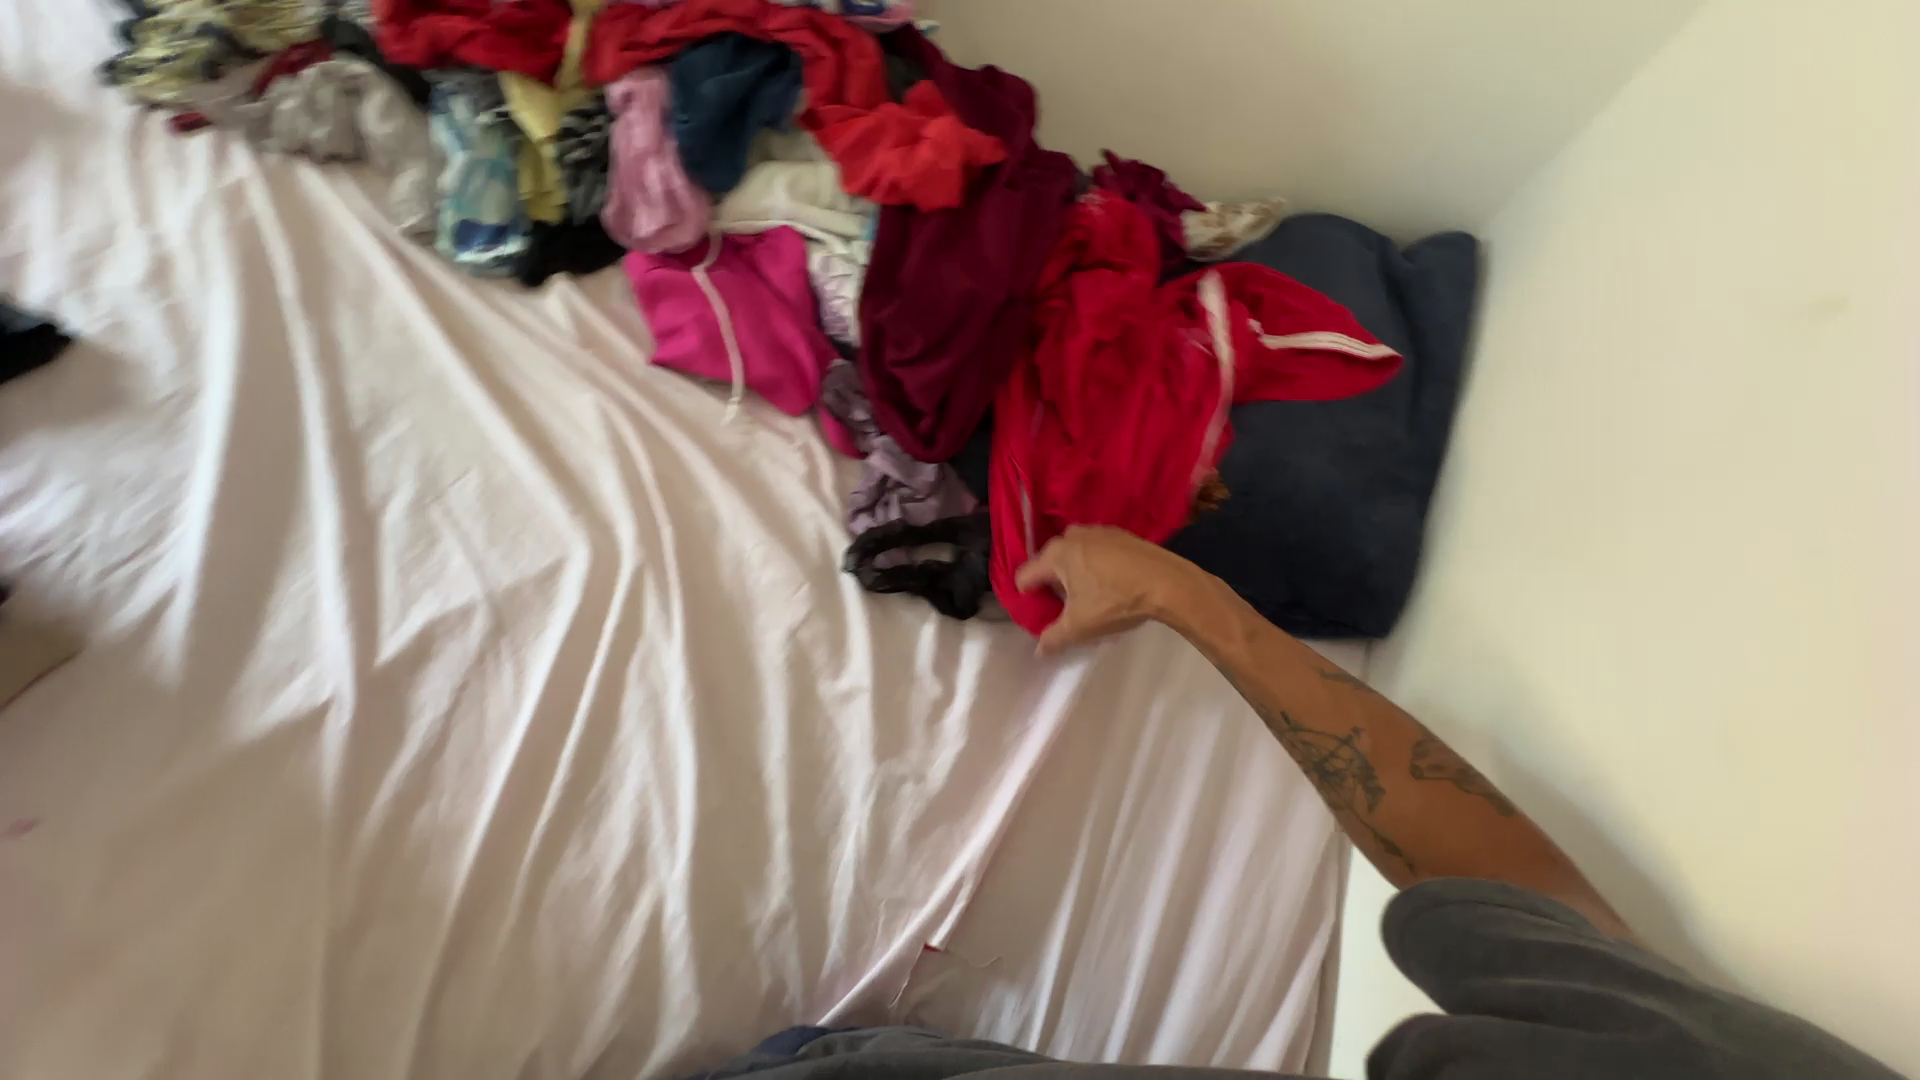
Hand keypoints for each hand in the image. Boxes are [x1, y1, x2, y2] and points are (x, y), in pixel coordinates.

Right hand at [1014, 526, 1209, 655]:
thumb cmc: (1116, 602)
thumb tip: (1038, 652)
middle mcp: (1071, 536)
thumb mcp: (1080, 627)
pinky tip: (1111, 582)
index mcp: (1055, 555)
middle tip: (1067, 608)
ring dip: (1074, 574)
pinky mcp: (1119, 534)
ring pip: (1073, 555)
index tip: (1042, 613)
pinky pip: (1095, 550)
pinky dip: (1095, 564)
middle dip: (1053, 585)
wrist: (1168, 583)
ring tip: (1090, 596)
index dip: (1028, 597)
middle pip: (1048, 564)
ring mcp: (1097, 531)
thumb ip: (1053, 639)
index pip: (1025, 576)